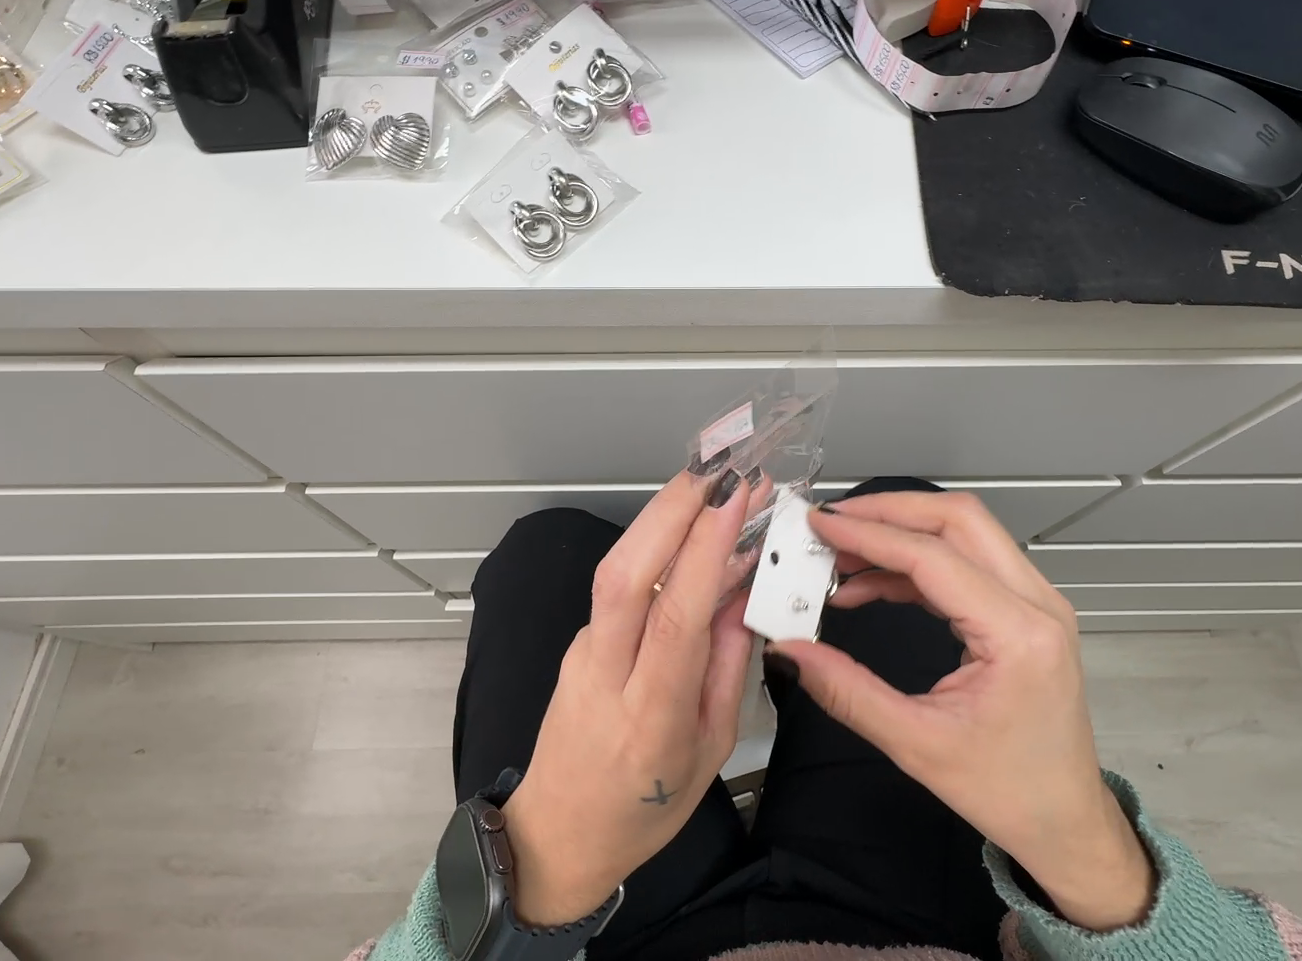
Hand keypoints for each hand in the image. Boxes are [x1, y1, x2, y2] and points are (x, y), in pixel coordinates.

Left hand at [499, 468, 753, 926]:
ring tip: (706, 479)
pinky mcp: (577, 641)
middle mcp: (606, 674)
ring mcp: (582, 653)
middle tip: (718, 467)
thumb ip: (728, 667)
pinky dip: (653, 546)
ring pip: (614, 571)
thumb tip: (745, 595)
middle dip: (671, 510)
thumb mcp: (709, 750)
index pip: (676, 618)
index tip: (735, 499)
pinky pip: (616, 585)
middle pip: (625, 574)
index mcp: (651, 716)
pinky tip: (685, 528)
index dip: (704, 551)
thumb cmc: (645, 810)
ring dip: (659, 516)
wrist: (557, 834)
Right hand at [767, 492, 1154, 931]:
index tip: (817, 523)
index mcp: (1019, 634)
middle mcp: (1037, 603)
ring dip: (900, 533)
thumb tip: (786, 650)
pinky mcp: (1023, 610)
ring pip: (964, 533)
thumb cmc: (1004, 790)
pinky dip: (913, 564)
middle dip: (889, 511)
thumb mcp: (915, 745)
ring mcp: (1035, 602)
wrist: (1066, 822)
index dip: (870, 534)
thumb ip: (846, 690)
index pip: (934, 557)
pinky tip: (867, 585)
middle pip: (959, 520)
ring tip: (839, 556)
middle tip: (830, 522)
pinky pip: (965, 563)